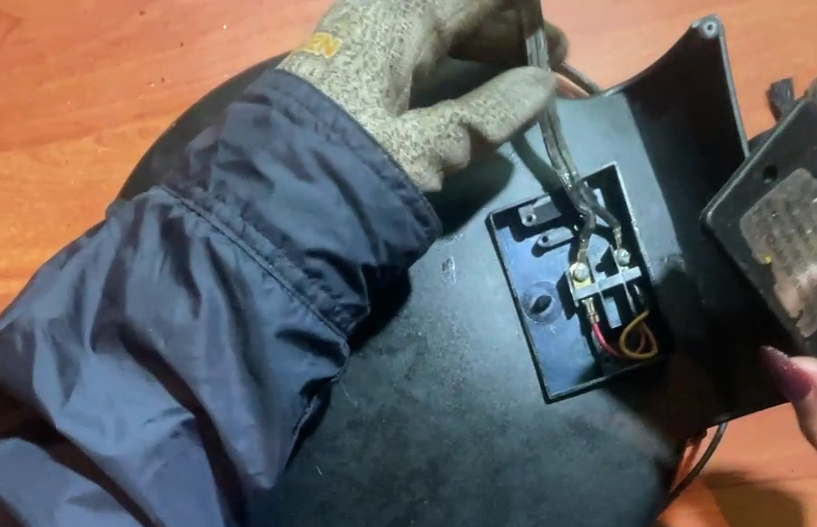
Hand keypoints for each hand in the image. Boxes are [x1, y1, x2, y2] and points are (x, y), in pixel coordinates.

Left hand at [278, 0, 562, 191]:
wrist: (262, 215)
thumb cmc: (346, 175)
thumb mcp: (421, 153)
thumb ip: (484, 118)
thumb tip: (541, 88)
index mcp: (398, 18)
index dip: (522, 11)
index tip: (554, 48)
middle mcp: (378, 17)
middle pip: (456, 6)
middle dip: (506, 29)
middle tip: (547, 66)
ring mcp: (359, 46)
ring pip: (433, 30)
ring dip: (479, 50)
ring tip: (519, 81)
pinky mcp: (347, 78)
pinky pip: (411, 55)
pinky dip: (447, 69)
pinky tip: (467, 92)